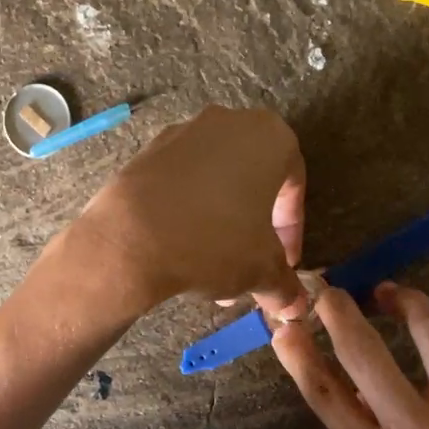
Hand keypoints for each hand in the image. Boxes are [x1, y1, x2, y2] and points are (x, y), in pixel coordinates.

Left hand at [72, 106, 307, 319]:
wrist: (131, 237)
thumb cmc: (214, 244)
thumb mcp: (260, 271)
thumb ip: (283, 285)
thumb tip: (296, 306)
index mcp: (271, 137)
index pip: (294, 188)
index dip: (292, 233)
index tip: (283, 265)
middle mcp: (230, 122)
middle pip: (252, 184)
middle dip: (253, 234)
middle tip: (247, 272)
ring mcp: (184, 133)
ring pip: (215, 186)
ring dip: (221, 228)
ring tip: (212, 274)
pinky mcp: (147, 153)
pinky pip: (180, 186)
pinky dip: (187, 216)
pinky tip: (181, 253)